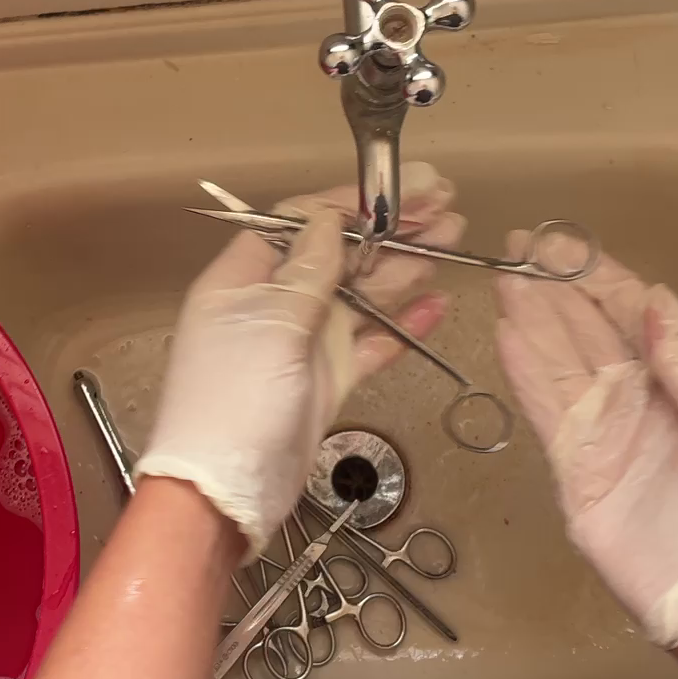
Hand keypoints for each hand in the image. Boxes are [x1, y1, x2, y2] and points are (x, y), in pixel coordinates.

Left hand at [136, 163, 462, 552]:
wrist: (223, 490)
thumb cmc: (235, 399)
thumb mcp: (269, 324)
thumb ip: (305, 271)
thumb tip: (328, 218)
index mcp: (244, 281)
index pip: (299, 224)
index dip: (349, 202)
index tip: (403, 188)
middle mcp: (274, 305)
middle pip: (337, 255)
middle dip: (389, 230)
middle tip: (446, 208)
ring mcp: (302, 344)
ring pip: (360, 296)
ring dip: (404, 268)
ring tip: (453, 241)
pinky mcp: (325, 380)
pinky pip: (369, 345)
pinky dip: (402, 327)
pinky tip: (438, 304)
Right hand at [493, 237, 677, 646]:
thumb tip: (657, 303)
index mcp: (677, 383)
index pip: (629, 315)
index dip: (597, 278)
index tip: (564, 248)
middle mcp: (631, 398)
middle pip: (582, 331)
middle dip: (552, 289)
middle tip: (518, 251)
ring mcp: (595, 428)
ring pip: (555, 360)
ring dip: (530, 319)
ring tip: (504, 280)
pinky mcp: (568, 461)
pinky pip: (542, 406)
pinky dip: (522, 370)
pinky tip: (506, 336)